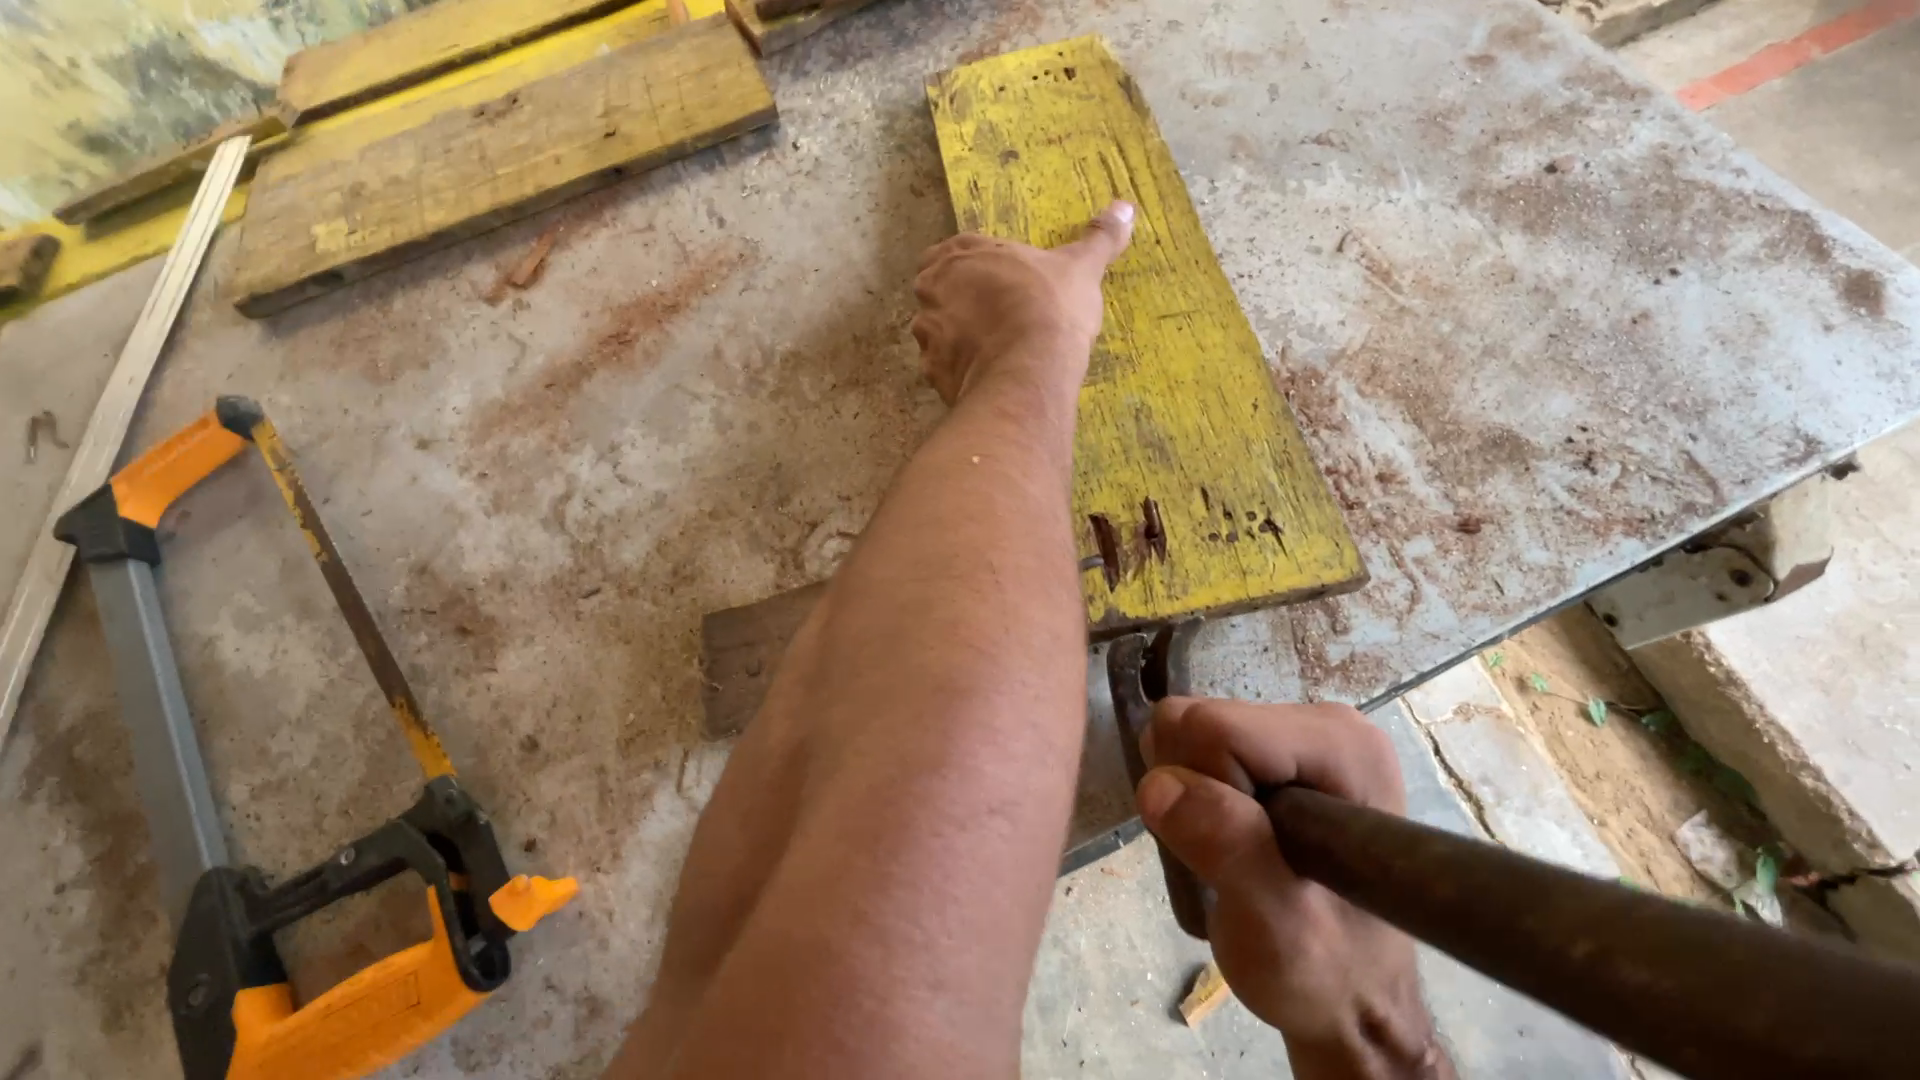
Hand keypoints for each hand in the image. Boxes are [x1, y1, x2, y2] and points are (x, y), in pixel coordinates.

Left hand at [910, 201, 1134, 404]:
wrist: (1029, 369)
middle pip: (935, 293)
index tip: (994, 285)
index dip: (970, 270)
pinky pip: (941, 370)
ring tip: (989, 353)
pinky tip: (984, 377)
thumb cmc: (1050, 306)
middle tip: (992, 320)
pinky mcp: (931, 373)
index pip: (949, 254)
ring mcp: (927, 333)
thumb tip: (1125, 206)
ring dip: (954, 340)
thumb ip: (1099, 238)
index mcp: (961, 253)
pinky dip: (957, 373)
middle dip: (956, 304)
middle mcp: (932, 289)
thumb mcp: (1081, 267)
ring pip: (934, 333)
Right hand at [1136, 698, 1451, 1079]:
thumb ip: (1229, 849)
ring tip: (1232, 853)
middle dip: (1191, 788)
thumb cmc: (1325, 972)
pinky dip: (1194, 791)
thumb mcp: (1277, 927)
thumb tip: (1158, 786)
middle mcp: (1325, 723)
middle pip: (1196, 721)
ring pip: (1186, 731)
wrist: (1351, 997)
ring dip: (1190, 794)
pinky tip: (1231, 836)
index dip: (1201, 790)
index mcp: (1341, 748)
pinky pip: (1192, 745)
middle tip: (1226, 857)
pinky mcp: (1276, 745)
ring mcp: (1299, 731)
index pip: (1215, 728)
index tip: (1230, 853)